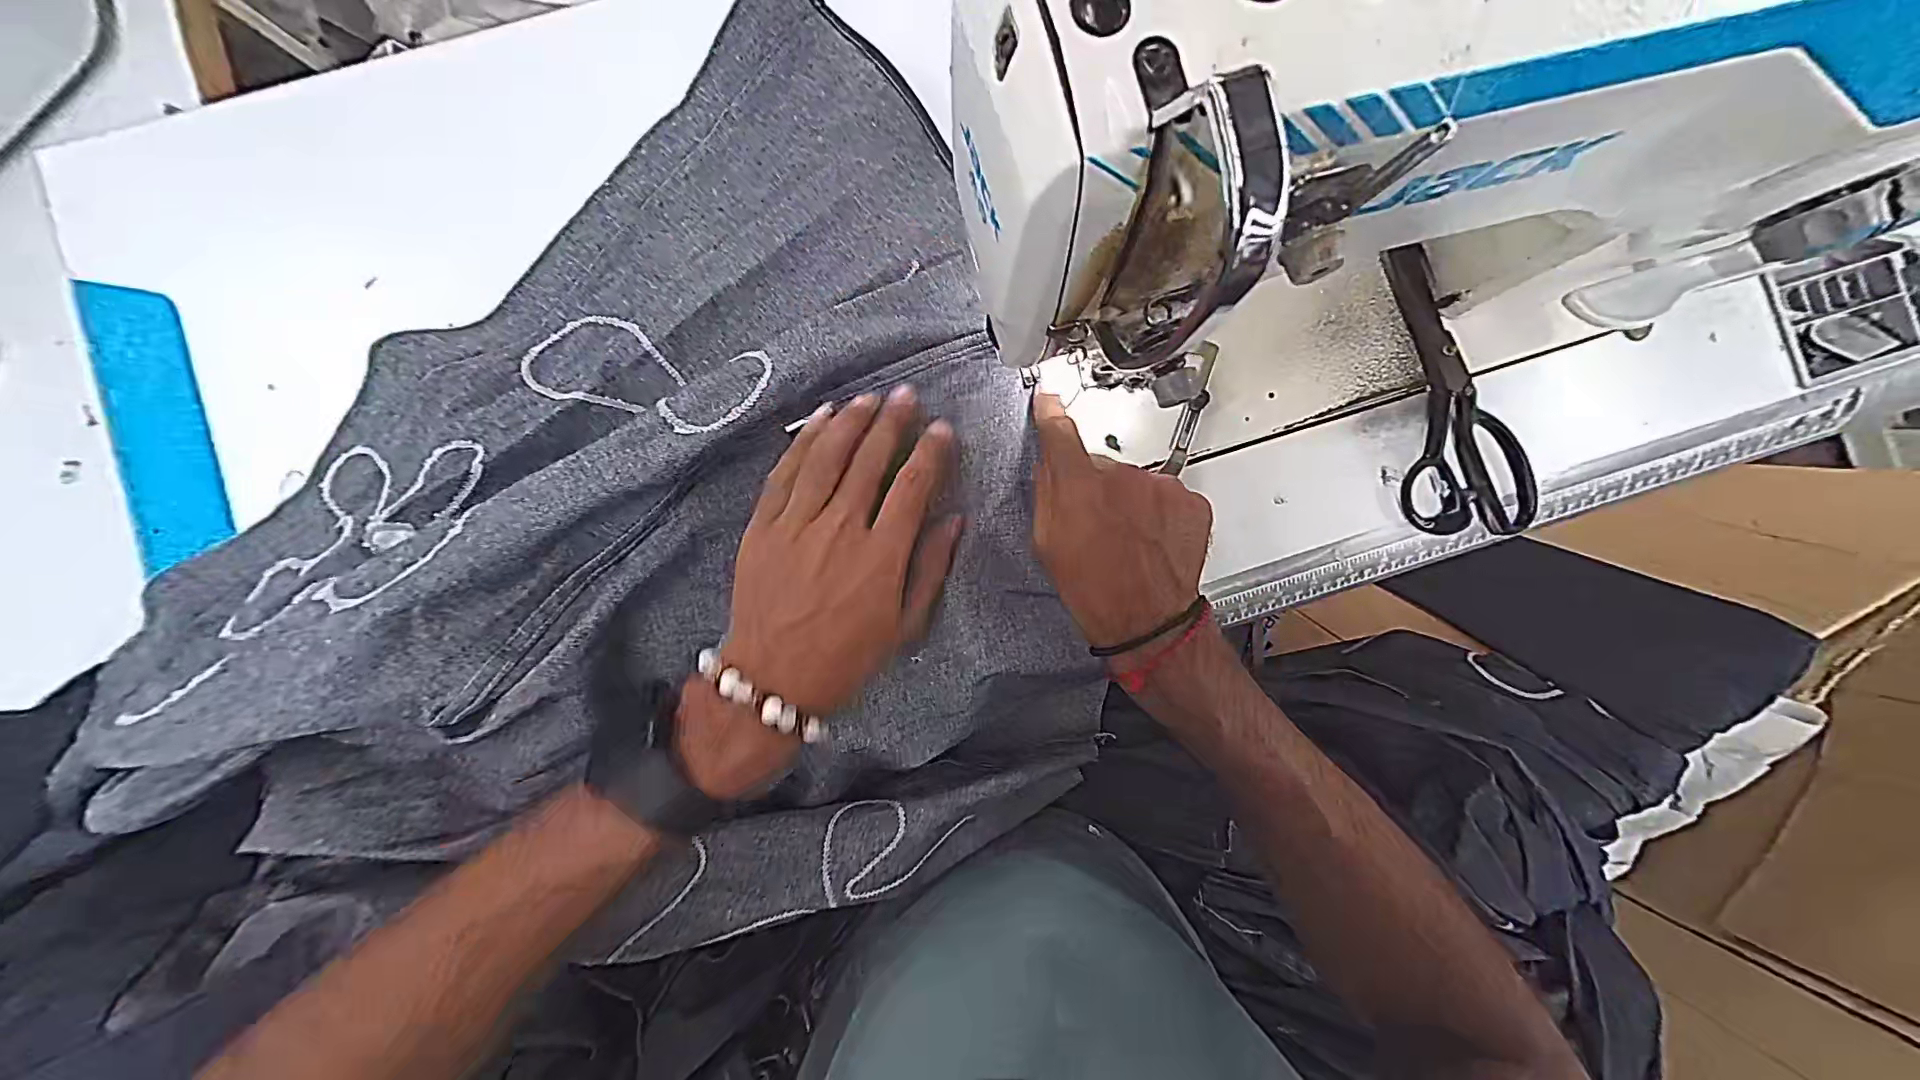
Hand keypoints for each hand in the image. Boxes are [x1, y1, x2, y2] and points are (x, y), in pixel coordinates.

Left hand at [725, 385, 963, 716]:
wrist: (773, 678)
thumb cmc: (846, 657)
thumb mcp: (904, 626)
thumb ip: (931, 568)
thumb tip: (955, 521)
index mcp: (881, 556)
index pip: (912, 487)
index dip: (931, 453)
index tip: (942, 430)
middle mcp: (840, 529)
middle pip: (870, 460)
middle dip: (892, 422)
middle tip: (907, 396)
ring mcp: (797, 525)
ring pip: (827, 457)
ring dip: (851, 422)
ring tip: (868, 398)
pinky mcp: (763, 527)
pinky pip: (785, 473)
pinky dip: (804, 442)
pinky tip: (820, 420)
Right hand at [1030, 392, 1212, 663]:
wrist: (1146, 619)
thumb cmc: (1095, 589)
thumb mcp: (1047, 543)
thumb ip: (1045, 493)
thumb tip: (1049, 464)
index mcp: (1078, 486)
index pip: (1060, 432)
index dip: (1051, 412)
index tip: (1048, 399)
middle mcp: (1121, 477)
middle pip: (1102, 463)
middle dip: (1098, 486)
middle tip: (1098, 524)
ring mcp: (1159, 486)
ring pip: (1136, 479)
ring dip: (1131, 501)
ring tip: (1128, 539)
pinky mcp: (1189, 499)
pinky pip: (1165, 493)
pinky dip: (1158, 511)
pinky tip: (1150, 539)